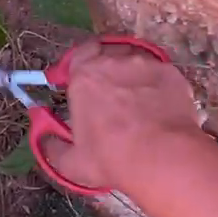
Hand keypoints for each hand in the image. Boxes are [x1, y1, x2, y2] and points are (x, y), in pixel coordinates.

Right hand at [44, 39, 202, 191]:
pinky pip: (159, 75)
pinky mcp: (171, 73)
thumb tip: (46, 140)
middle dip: (107, 71)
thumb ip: (53, 147)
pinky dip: (155, 87)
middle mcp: (114, 62)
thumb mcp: (71, 162)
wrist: (162, 157)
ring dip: (132, 78)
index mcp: (84, 77)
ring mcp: (146, 64)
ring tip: (136, 105)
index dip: (80, 65)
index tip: (81, 81)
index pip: (80, 54)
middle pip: (108, 56)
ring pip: (135, 64)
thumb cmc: (110, 158)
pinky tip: (157, 109)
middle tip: (108, 97)